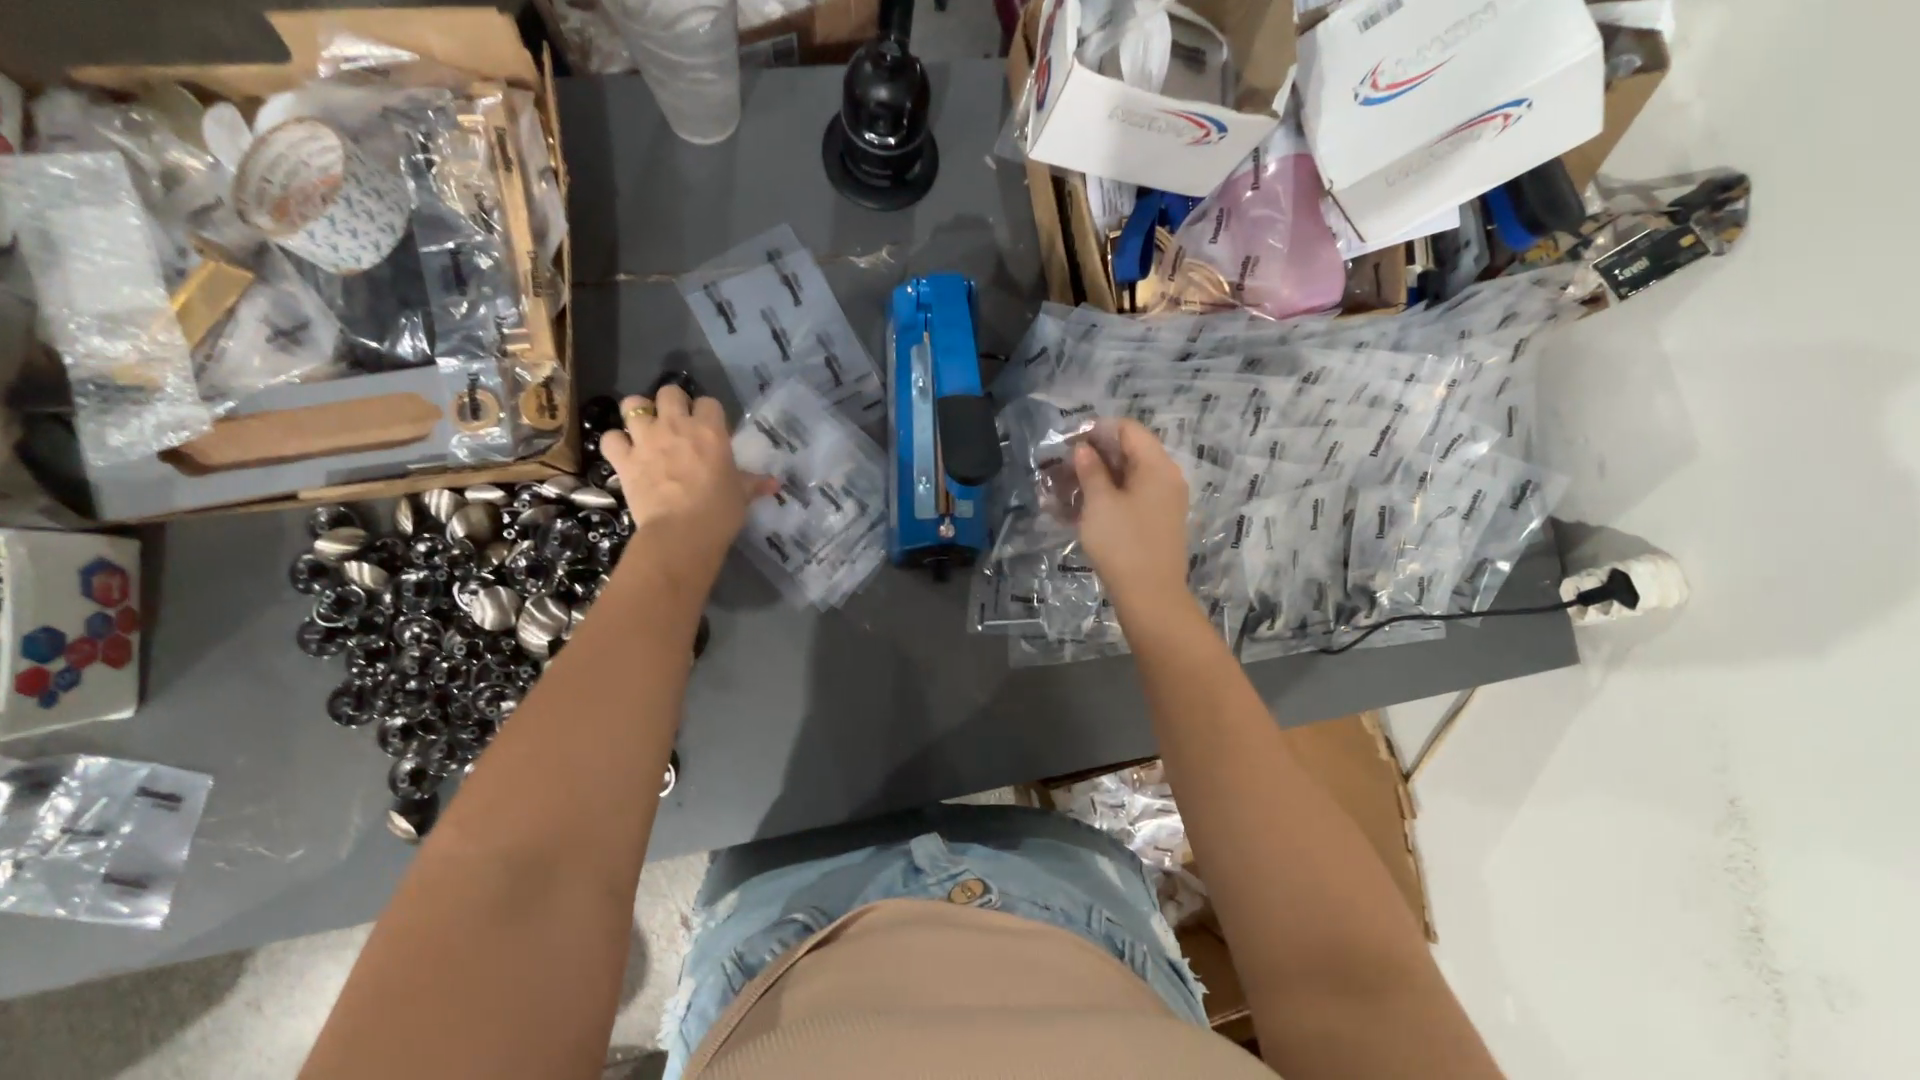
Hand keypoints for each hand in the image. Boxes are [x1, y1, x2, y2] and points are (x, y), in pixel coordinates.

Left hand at [599, 383, 776, 576]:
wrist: (682, 534)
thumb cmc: (719, 511)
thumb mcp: (741, 495)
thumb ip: (754, 483)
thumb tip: (775, 484)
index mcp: (710, 431)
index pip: (709, 402)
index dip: (707, 412)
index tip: (709, 428)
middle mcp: (676, 426)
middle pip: (668, 392)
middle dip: (671, 402)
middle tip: (675, 423)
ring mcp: (646, 440)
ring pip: (633, 404)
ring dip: (637, 413)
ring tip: (644, 428)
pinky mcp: (624, 459)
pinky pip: (610, 438)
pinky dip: (615, 443)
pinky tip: (624, 453)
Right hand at [1073, 418, 1190, 606]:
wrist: (1150, 596)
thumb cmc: (1123, 543)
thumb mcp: (1099, 503)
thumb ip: (1090, 470)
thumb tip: (1084, 449)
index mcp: (1157, 466)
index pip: (1128, 429)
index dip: (1097, 430)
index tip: (1068, 443)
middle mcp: (1166, 478)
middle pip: (1128, 453)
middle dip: (1092, 457)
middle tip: (1060, 468)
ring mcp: (1163, 502)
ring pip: (1126, 479)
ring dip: (1094, 480)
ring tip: (1061, 491)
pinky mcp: (1156, 523)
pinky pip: (1129, 499)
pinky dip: (1105, 499)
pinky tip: (1076, 510)